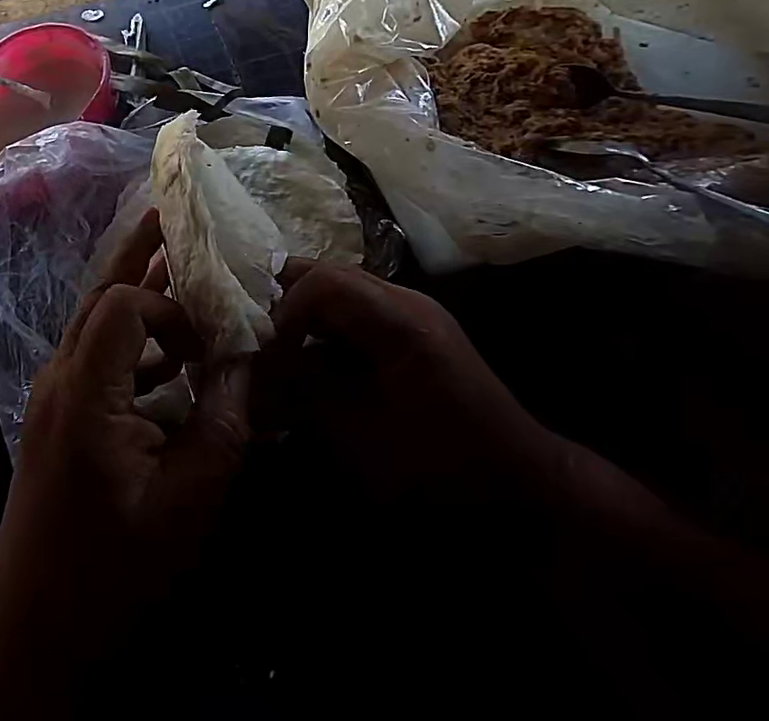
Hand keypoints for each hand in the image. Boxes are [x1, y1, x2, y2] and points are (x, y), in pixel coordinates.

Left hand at [0, 211, 249, 720]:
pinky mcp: (59, 408)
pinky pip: (94, 353)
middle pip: (98, 295)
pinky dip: (131, 341)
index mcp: (86, 391)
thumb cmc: (118, 560)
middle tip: (171, 216)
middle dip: (137, 256)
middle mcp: (60, 376)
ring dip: (135, 296)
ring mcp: (54, 391)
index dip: (166, 306)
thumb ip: (222, 419)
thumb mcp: (191, 496)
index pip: (119, 305)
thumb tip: (242, 358)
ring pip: (94, 320)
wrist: (41, 607)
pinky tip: (169, 355)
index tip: (205, 343)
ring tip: (176, 270)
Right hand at [261, 258, 563, 504]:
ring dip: (296, 320)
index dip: (281, 310)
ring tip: (270, 356)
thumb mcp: (362, 437)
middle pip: (324, 278)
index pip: (322, 282)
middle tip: (253, 345)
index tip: (260, 352)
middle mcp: (403, 303)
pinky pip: (347, 317)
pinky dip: (316, 334)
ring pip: (332, 294)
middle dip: (280, 307)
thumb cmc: (441, 470)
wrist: (519, 491)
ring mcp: (406, 315)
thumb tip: (249, 368)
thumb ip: (303, 391)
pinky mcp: (404, 335)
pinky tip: (299, 366)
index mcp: (402, 321)